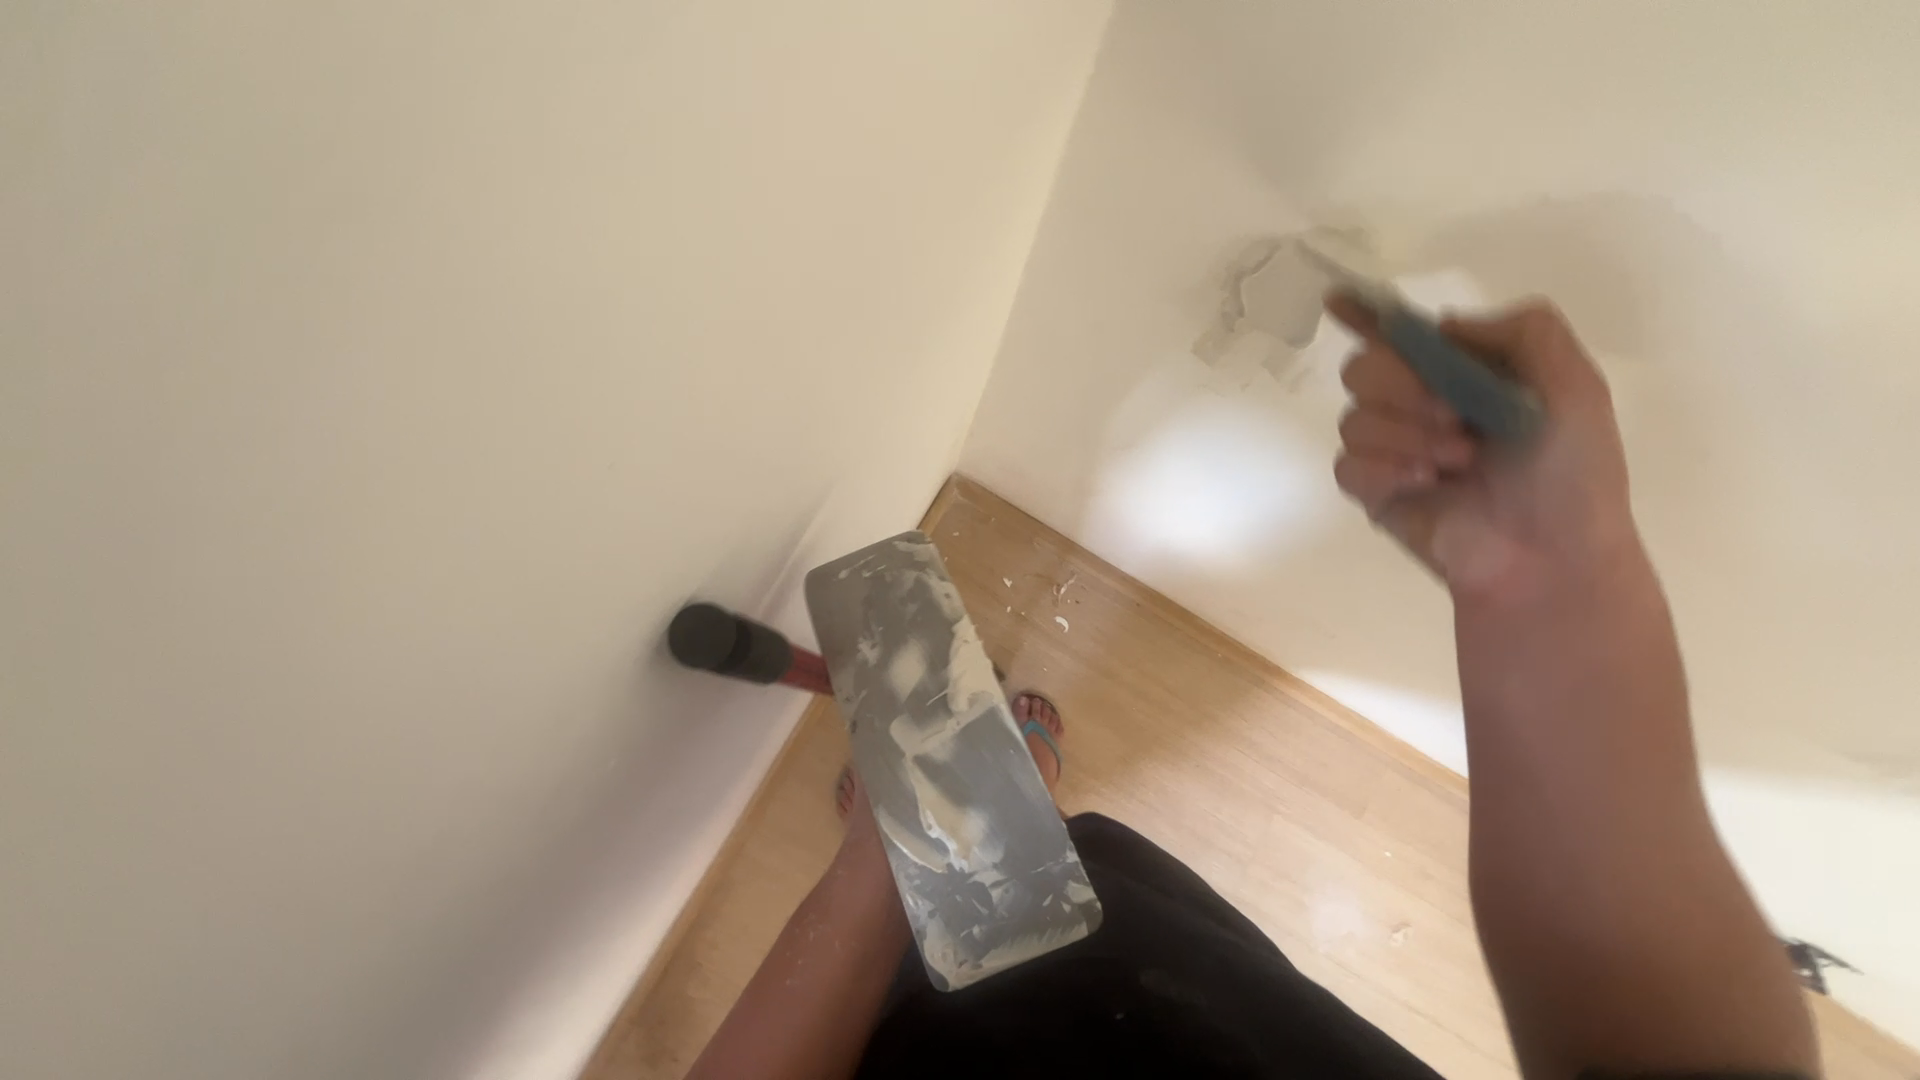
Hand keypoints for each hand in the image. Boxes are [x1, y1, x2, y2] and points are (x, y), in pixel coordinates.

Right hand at [1328, 296, 1640, 601]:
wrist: (1549, 555)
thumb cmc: (1572, 473)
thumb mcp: (1575, 386)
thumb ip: (1524, 331)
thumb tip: (1443, 326)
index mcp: (1464, 376)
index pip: (1403, 336)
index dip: (1366, 316)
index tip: (1337, 300)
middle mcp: (1418, 406)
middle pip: (1364, 368)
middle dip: (1403, 387)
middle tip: (1454, 416)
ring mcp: (1391, 451)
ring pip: (1353, 418)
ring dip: (1406, 435)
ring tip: (1455, 463)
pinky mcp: (1373, 492)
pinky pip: (1347, 465)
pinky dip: (1383, 470)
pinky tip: (1423, 484)